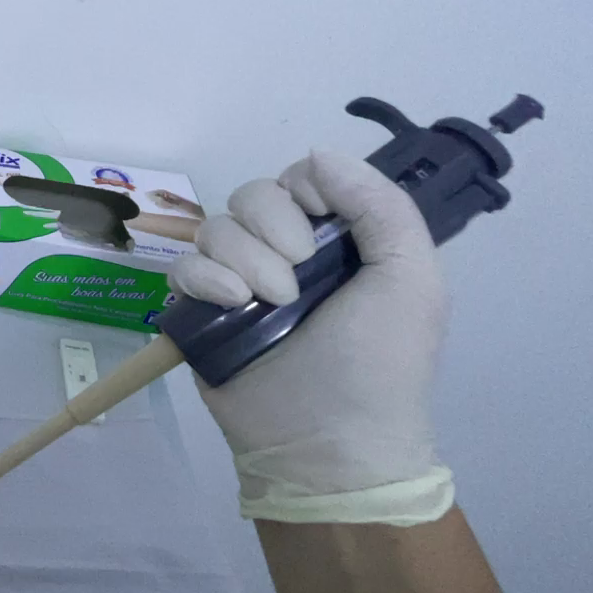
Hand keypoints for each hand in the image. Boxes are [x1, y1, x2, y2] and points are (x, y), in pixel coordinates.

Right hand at [169, 150, 453, 525]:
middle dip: (271, 231)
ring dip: (242, 261)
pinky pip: (182, 265)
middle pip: (250, 197)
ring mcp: (234, 280)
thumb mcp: (410, 282)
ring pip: (213, 229)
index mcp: (336, 242)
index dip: (303, 193)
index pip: (299, 182)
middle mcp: (281, 253)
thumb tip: (318, 154)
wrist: (324, 438)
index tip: (322, 227)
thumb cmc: (378, 363)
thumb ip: (380, 209)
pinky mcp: (197, 307)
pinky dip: (204, 279)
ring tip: (266, 303)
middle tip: (296, 278)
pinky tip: (230, 305)